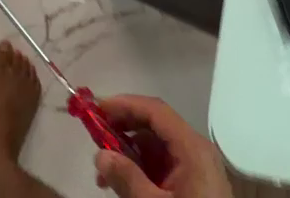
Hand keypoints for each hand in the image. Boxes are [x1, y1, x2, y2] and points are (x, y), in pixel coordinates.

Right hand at [92, 95, 231, 197]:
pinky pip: (161, 166)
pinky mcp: (191, 184)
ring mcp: (194, 167)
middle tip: (94, 138)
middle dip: (122, 129)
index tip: (95, 109)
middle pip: (155, 126)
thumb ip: (127, 179)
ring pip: (156, 147)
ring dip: (128, 152)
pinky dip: (140, 169)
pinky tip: (121, 184)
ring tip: (103, 172)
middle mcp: (195, 150)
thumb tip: (100, 155)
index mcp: (191, 147)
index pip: (155, 111)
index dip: (125, 104)